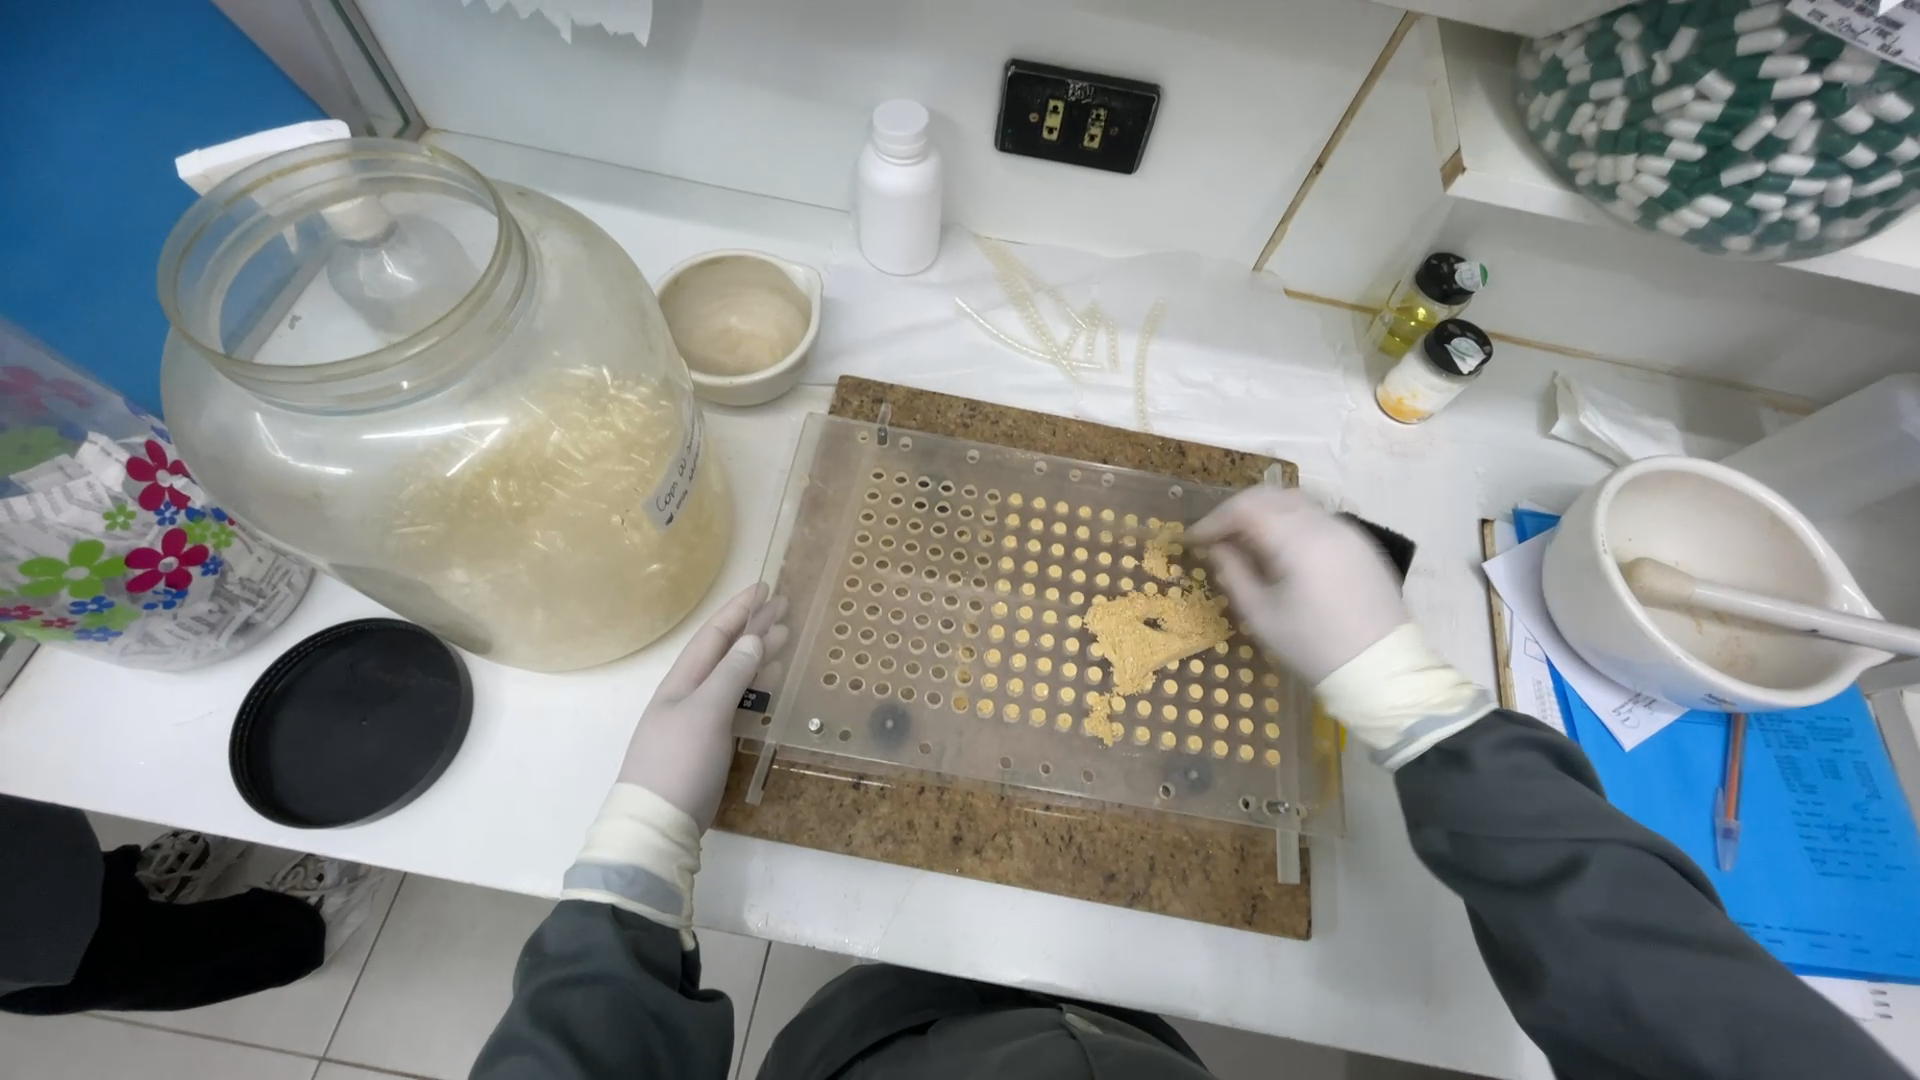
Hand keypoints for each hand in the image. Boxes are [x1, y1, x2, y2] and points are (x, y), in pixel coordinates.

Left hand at [618, 583, 786, 830]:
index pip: (714, 636)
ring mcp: (698, 720)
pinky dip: (755, 688)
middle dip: (753, 629)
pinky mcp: (709, 744)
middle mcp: (688, 694)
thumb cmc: (679, 763)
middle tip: (784, 608)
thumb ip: (731, 675)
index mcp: (681, 682)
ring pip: (732, 677)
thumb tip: (755, 638)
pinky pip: (736, 702)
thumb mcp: (706, 713)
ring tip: (785, 638)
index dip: (739, 610)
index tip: (765, 588)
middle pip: (725, 653)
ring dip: (757, 656)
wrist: (657, 825)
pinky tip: (770, 683)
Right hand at [1189, 487, 1406, 685]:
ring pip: (1295, 503)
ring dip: (1263, 514)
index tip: (1194, 540)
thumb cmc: (1312, 645)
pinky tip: (1278, 551)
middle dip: (1236, 511)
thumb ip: (1233, 573)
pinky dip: (1288, 523)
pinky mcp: (1360, 544)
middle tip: (1216, 537)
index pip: (1245, 509)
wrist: (1381, 668)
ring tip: (1245, 543)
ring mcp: (1347, 531)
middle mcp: (1324, 524)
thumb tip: (1216, 548)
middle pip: (1270, 496)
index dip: (1214, 520)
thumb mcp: (1260, 614)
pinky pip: (1316, 519)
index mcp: (1297, 541)